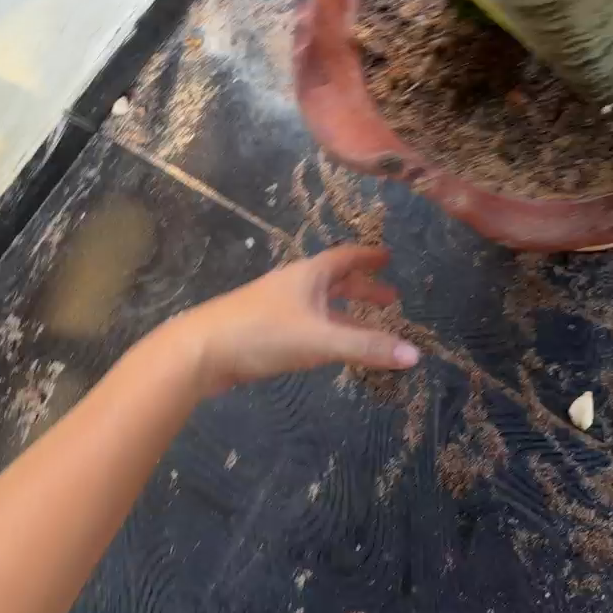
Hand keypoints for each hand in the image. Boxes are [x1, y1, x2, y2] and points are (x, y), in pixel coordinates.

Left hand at [168, 246, 418, 391]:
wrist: (197, 352)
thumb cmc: (262, 333)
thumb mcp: (320, 339)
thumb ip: (367, 347)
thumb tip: (415, 355)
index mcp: (309, 275)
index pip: (346, 258)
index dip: (369, 258)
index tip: (389, 257)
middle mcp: (294, 285)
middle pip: (335, 281)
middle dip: (363, 288)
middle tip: (390, 299)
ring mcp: (276, 308)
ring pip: (320, 305)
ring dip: (345, 312)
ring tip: (369, 327)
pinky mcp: (264, 332)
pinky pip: (306, 324)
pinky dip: (326, 330)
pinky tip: (330, 348)